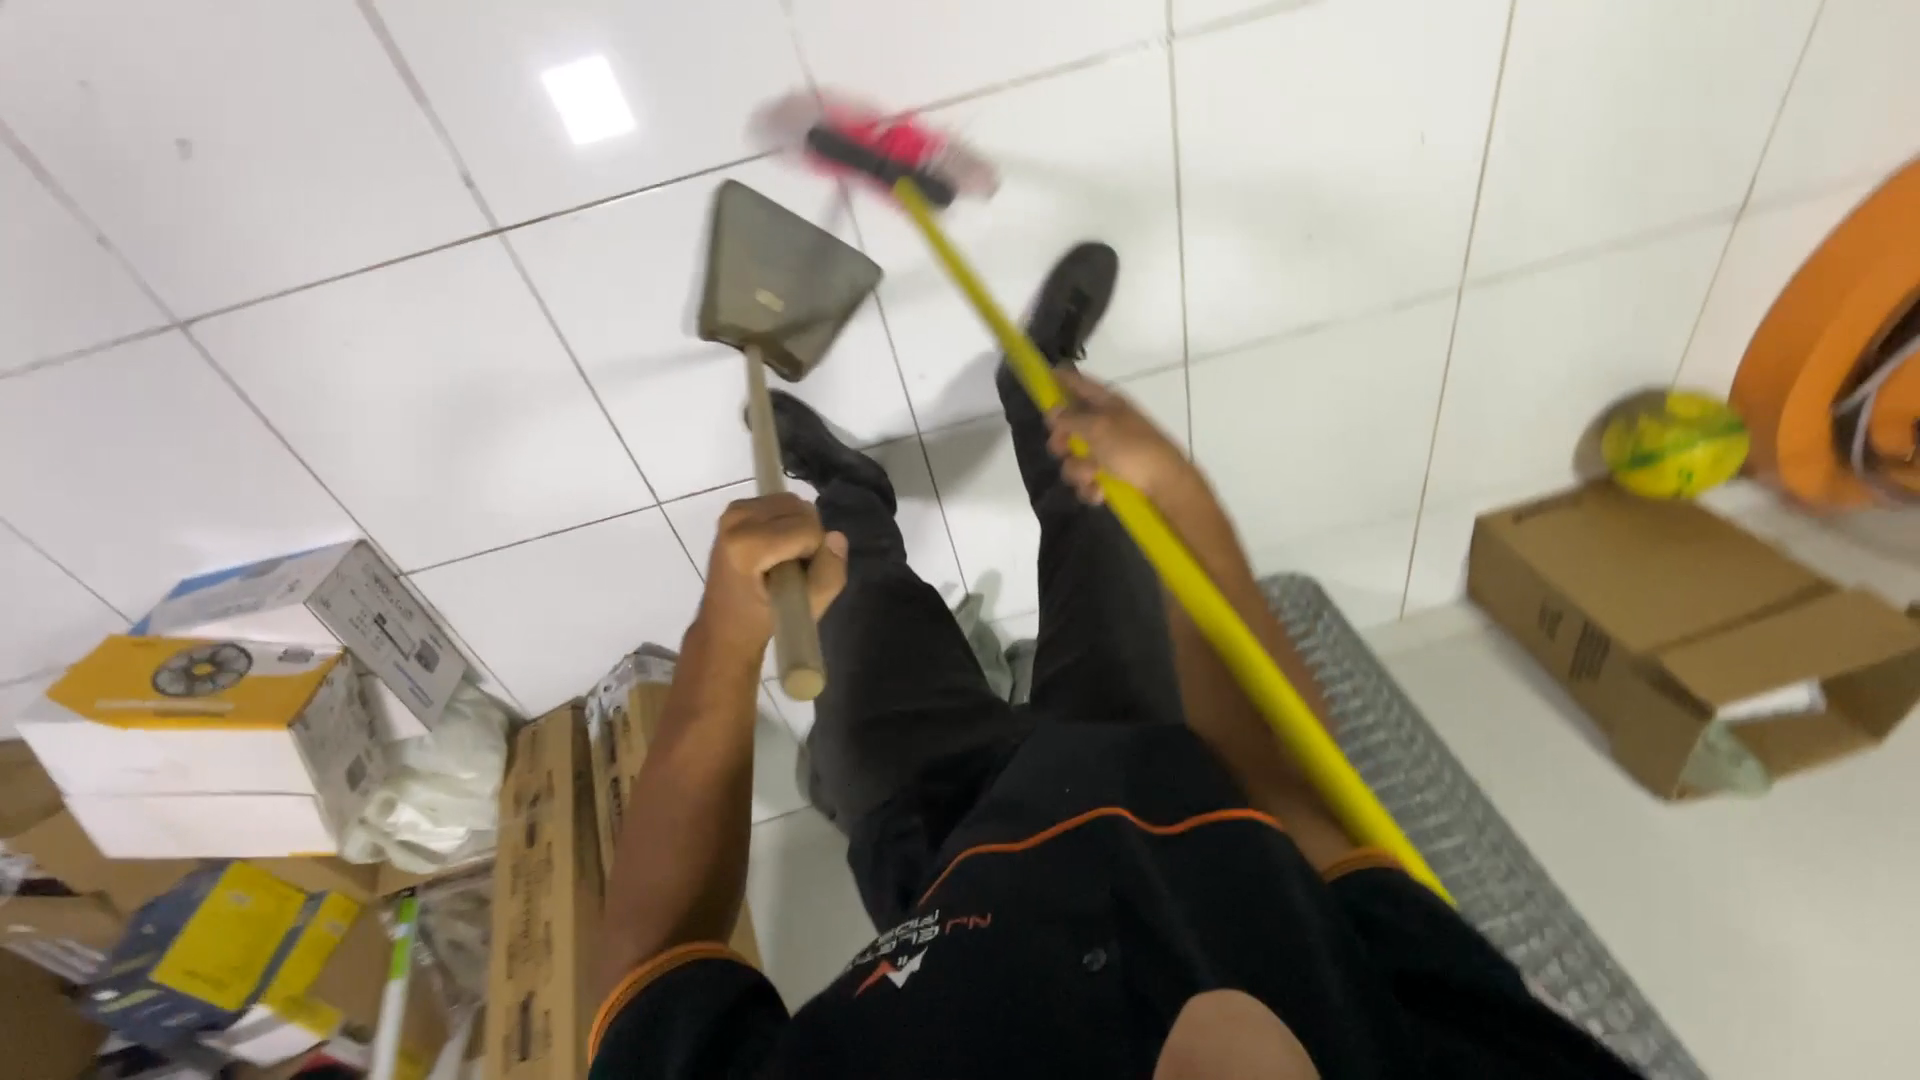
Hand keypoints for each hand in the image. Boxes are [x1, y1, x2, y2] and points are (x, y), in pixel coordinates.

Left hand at [699, 493, 848, 655]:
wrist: (723, 625)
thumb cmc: (763, 620)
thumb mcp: (806, 610)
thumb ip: (829, 575)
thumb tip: (836, 536)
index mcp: (747, 545)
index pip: (808, 530)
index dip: (815, 555)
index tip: (796, 580)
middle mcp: (737, 518)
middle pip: (802, 510)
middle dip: (809, 537)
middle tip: (792, 569)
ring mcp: (735, 510)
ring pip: (794, 504)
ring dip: (800, 528)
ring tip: (784, 558)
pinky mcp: (737, 507)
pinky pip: (781, 503)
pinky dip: (788, 522)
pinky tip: (775, 546)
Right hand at [1045, 369, 1198, 504]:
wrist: (1165, 485)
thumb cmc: (1133, 449)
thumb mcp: (1099, 428)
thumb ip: (1071, 418)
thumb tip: (1052, 410)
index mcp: (1106, 404)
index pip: (1078, 383)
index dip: (1059, 380)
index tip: (1041, 383)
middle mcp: (1105, 424)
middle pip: (1068, 427)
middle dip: (1062, 442)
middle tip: (1063, 449)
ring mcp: (1107, 452)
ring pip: (1073, 458)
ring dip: (1078, 470)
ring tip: (1093, 477)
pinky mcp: (1109, 476)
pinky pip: (1086, 479)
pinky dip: (1090, 487)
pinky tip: (1099, 492)